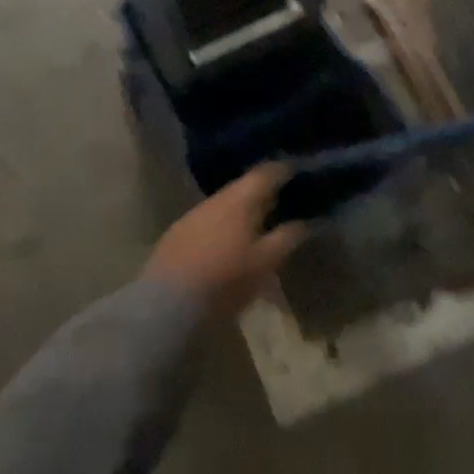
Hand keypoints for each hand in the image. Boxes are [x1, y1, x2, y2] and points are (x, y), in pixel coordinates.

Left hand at [144, 163, 308, 319]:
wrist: (168, 303)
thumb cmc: (225, 280)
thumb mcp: (265, 263)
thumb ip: (287, 237)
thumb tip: (305, 221)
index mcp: (239, 200)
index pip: (264, 173)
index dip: (283, 170)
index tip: (298, 173)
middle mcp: (214, 199)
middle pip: (243, 187)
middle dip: (263, 193)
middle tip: (283, 202)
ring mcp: (193, 215)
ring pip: (225, 204)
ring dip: (243, 210)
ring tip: (259, 225)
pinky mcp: (178, 233)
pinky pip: (209, 220)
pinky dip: (225, 224)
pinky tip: (229, 242)